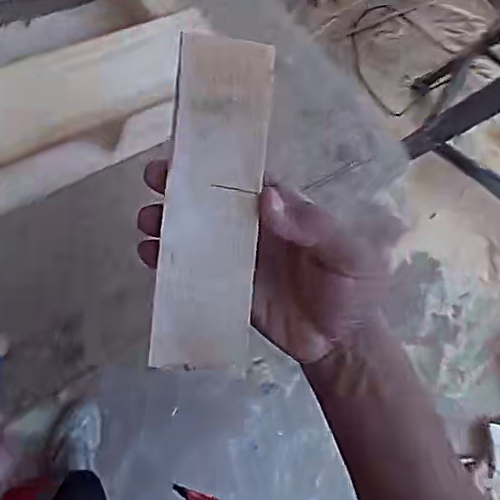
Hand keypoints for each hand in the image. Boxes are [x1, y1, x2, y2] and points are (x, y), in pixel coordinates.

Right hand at [137, 158, 385, 364]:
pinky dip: (171, 263)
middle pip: (214, 202)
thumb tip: (268, 197)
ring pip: (198, 233)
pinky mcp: (228, 289)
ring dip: (170, 223)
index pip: (247, 181)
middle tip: (155, 179)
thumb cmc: (352, 290)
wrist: (342, 345)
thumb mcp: (347, 254)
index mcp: (285, 212)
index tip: (187, 154)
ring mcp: (239, 259)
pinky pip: (195, 271)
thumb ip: (313, 226)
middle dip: (183, 187)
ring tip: (147, 221)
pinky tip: (150, 257)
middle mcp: (256, 229)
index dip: (218, 165)